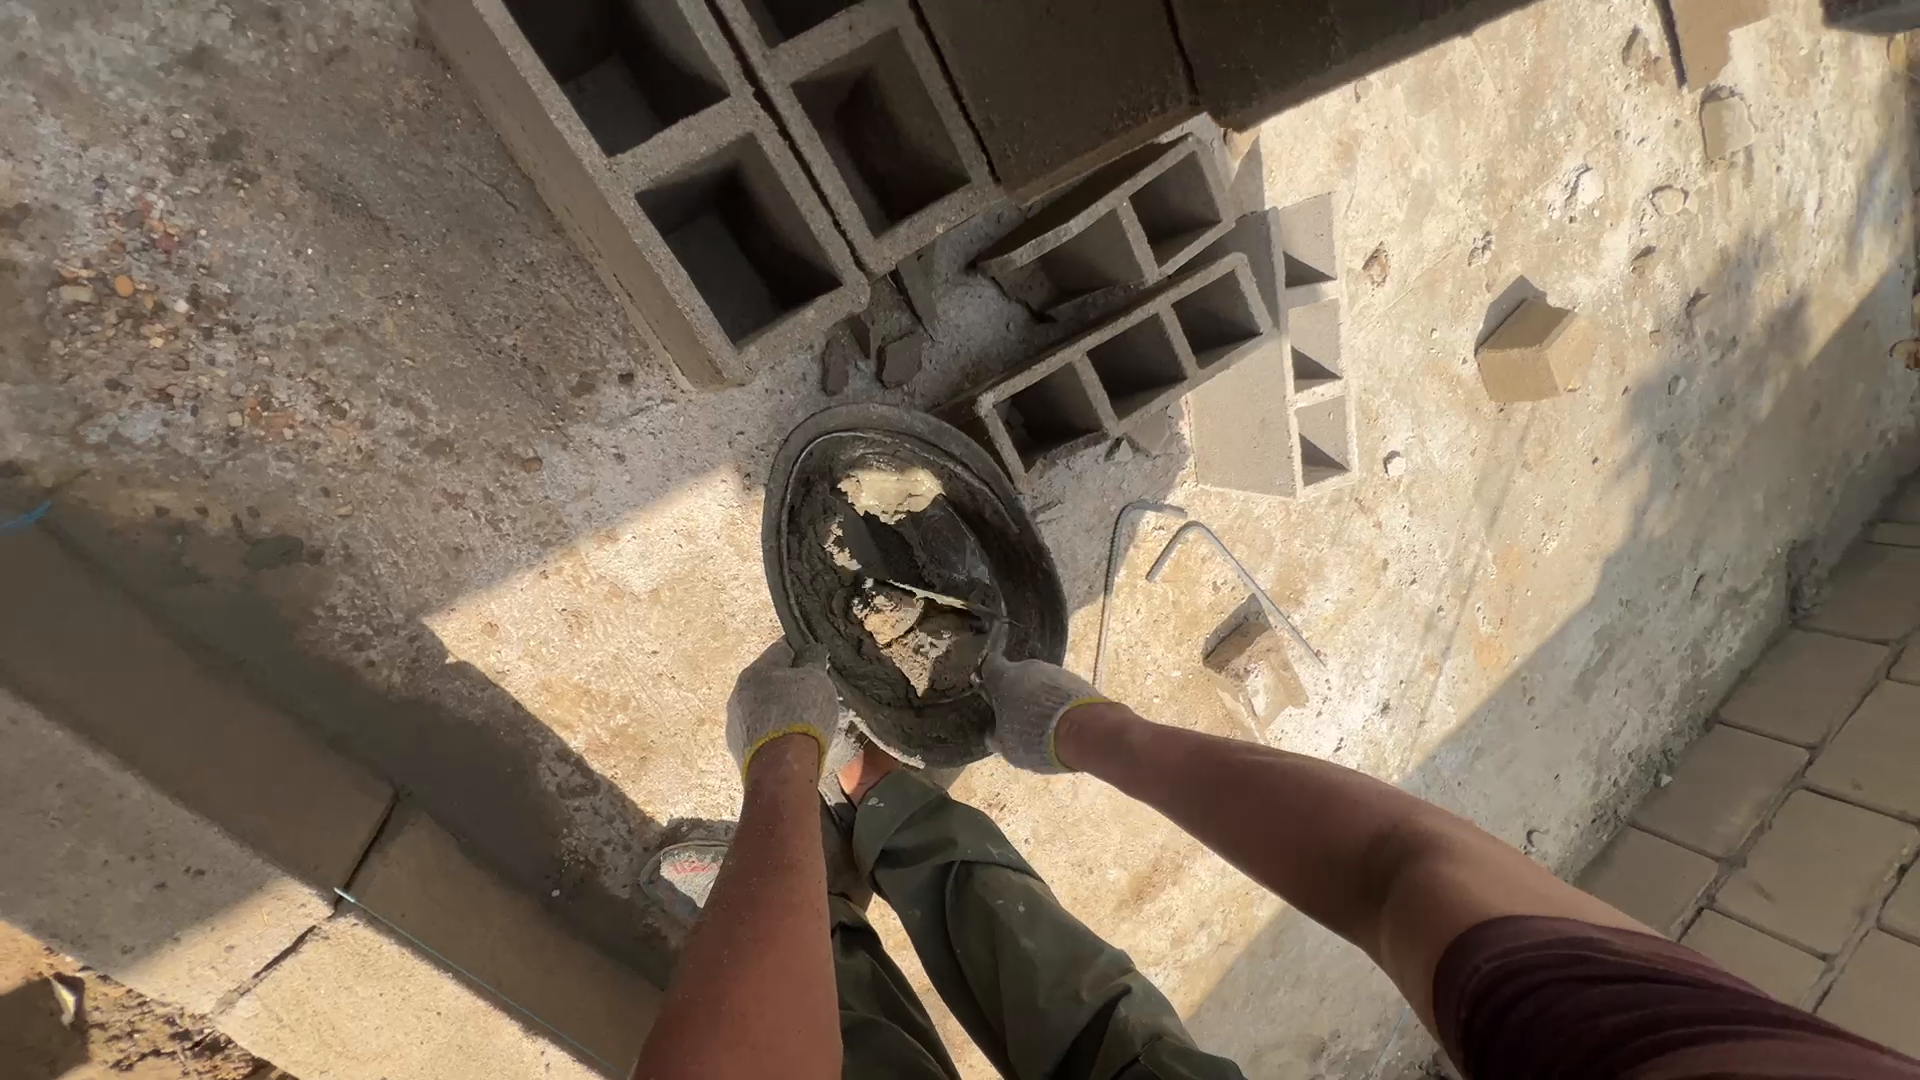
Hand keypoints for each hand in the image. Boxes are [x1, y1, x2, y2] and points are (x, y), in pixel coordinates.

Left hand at [726, 640, 838, 779]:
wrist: (782, 768)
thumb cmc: (802, 715)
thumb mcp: (817, 680)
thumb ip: (813, 660)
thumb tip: (809, 651)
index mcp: (756, 670)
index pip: (781, 648)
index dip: (802, 651)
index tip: (816, 660)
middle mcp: (739, 692)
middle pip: (769, 678)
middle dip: (789, 682)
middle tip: (812, 693)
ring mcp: (735, 721)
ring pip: (762, 705)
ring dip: (779, 707)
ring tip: (802, 721)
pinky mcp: (738, 747)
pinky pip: (759, 729)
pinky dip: (773, 729)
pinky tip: (790, 740)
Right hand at [978, 639, 1106, 773]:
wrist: (1083, 731)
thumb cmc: (1033, 736)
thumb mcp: (1006, 745)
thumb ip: (996, 734)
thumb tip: (993, 731)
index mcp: (1004, 677)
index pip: (989, 667)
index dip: (988, 681)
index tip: (989, 694)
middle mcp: (1028, 667)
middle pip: (1016, 676)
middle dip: (1016, 693)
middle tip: (1017, 716)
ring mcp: (1054, 671)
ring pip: (1039, 683)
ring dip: (1038, 698)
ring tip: (1043, 724)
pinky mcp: (1076, 679)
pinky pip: (1058, 690)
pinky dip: (1057, 702)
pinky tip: (1061, 722)